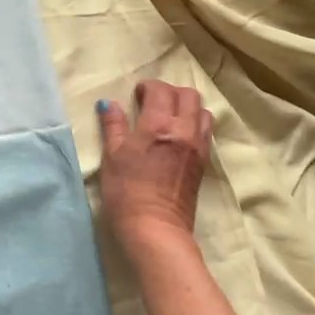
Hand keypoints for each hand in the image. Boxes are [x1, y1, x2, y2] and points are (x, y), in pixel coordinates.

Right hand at [97, 79, 213, 251]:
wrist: (154, 228)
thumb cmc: (126, 191)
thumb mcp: (112, 155)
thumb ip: (113, 126)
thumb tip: (110, 104)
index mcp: (159, 125)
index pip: (161, 91)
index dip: (148, 87)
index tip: (137, 94)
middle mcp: (184, 131)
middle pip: (188, 95)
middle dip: (170, 92)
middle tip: (152, 102)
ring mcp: (198, 147)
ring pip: (202, 111)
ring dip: (186, 107)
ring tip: (168, 117)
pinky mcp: (203, 162)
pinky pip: (205, 130)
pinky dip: (194, 123)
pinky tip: (177, 135)